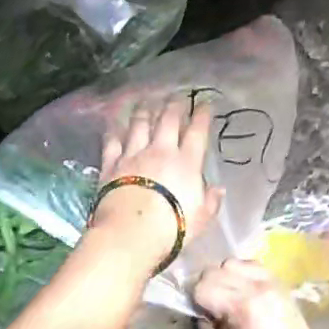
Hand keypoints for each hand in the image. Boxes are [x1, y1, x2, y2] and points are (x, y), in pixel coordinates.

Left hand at [92, 97, 223, 264]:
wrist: (131, 232)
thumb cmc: (172, 228)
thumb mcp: (201, 219)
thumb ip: (210, 202)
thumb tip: (218, 189)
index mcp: (186, 163)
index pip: (197, 132)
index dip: (202, 115)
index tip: (205, 104)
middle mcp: (160, 151)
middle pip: (168, 120)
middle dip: (175, 104)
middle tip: (177, 95)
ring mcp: (133, 155)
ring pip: (139, 124)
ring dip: (145, 110)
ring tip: (146, 100)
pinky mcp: (111, 164)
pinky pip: (112, 141)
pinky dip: (114, 130)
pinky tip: (114, 123)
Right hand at [193, 260, 328, 328]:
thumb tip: (200, 315)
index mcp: (239, 306)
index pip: (202, 286)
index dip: (196, 301)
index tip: (203, 315)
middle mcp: (254, 286)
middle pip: (214, 270)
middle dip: (206, 286)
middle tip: (212, 307)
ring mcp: (269, 280)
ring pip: (232, 263)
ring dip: (223, 277)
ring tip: (228, 296)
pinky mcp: (279, 282)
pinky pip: (252, 265)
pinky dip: (242, 274)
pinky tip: (244, 292)